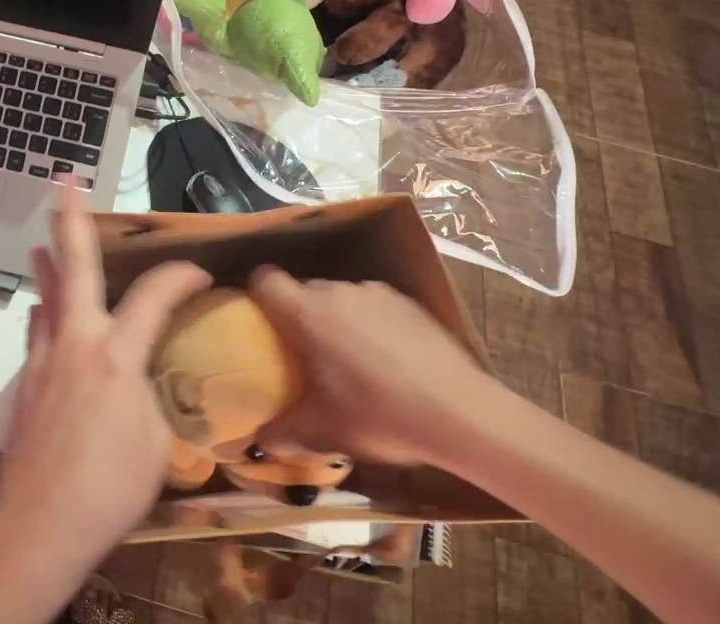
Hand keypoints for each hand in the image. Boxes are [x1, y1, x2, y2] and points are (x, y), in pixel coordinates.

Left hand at [0, 183, 211, 561]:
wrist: (39, 526)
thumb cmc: (110, 488)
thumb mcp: (156, 444)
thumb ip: (151, 398)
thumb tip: (143, 384)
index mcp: (117, 354)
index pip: (156, 296)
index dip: (181, 276)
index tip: (200, 274)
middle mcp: (76, 342)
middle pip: (74, 267)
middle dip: (69, 219)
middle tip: (63, 180)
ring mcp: (43, 360)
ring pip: (47, 297)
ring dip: (49, 266)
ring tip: (43, 243)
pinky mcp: (25, 383)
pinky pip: (38, 333)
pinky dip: (45, 314)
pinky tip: (45, 316)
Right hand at [248, 265, 495, 465]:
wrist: (462, 413)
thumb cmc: (380, 416)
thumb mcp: (323, 433)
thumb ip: (282, 433)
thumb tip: (258, 439)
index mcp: (308, 313)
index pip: (265, 279)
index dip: (256, 295)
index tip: (260, 323)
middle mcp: (339, 291)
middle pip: (303, 290)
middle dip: (298, 317)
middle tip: (304, 356)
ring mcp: (376, 292)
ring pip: (339, 297)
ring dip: (335, 320)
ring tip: (349, 361)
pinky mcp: (408, 302)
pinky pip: (371, 305)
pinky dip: (369, 324)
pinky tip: (387, 361)